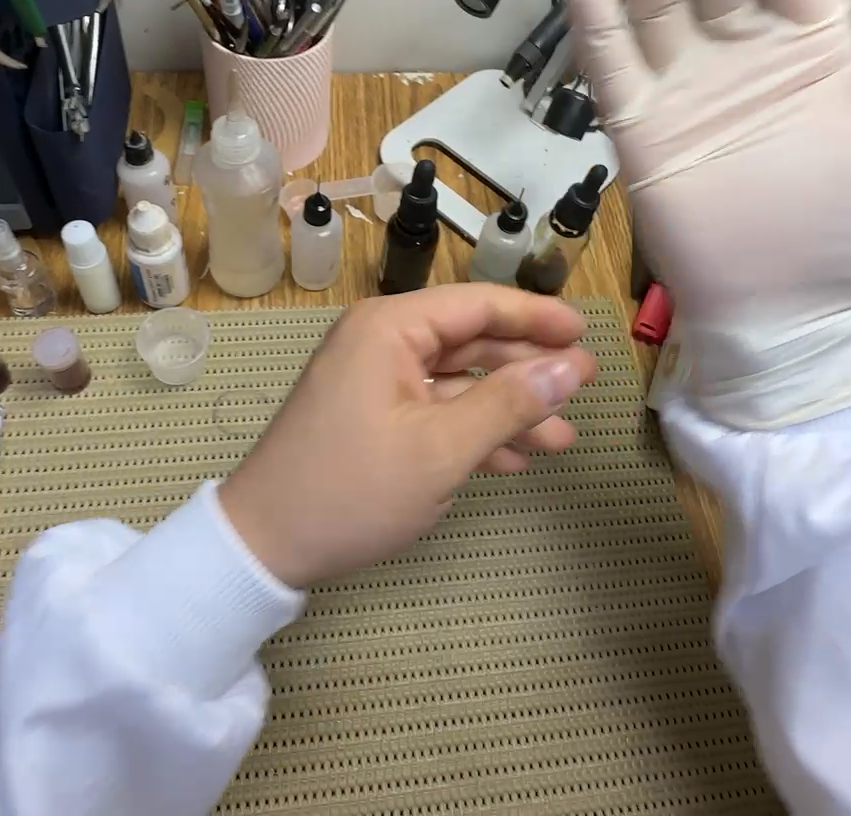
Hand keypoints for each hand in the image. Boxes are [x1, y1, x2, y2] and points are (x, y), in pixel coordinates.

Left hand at [218, 285, 597, 587]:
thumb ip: (509, 403)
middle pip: (471, 342)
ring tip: (563, 439)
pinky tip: (515, 460)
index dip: (535, 317)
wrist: (265, 544)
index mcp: (390, 329)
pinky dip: (472, 432)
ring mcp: (376, 381)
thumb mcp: (440, 448)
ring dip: (508, 410)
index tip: (584, 334)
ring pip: (458, 382)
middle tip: (585, 385)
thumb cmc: (352, 489)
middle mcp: (382, 343)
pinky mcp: (374, 417)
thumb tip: (570, 367)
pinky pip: (435, 411)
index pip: (478, 305)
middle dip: (528, 368)